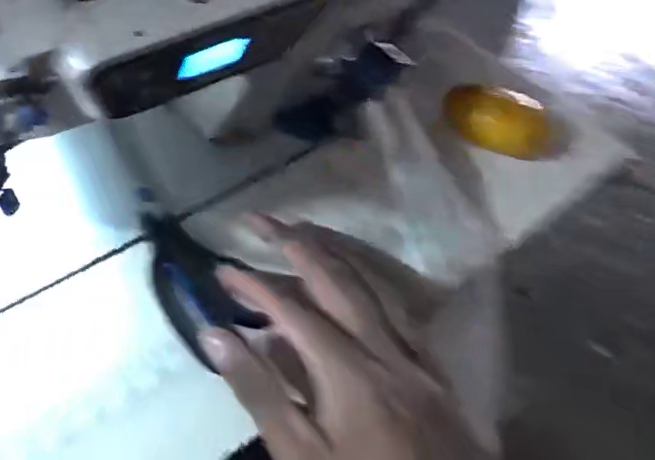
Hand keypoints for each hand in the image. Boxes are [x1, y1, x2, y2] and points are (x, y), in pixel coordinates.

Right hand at [201, 219, 487, 459]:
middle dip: (292, 242)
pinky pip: (407, 312)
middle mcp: (387, 353)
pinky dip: (377, 282)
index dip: (252, 283)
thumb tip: (212, 332)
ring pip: (376, 286)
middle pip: (334, 280)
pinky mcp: (442, 379)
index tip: (220, 269)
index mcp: (350, 372)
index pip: (290, 309)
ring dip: (335, 251)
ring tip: (302, 229)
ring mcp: (420, 363)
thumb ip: (257, 391)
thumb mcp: (301, 457)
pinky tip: (362, 275)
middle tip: (257, 219)